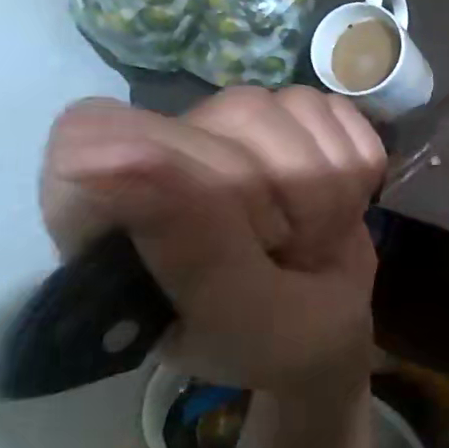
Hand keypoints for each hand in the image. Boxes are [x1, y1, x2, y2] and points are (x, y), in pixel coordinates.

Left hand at [39, 88, 385, 393]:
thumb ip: (187, 241)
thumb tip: (96, 153)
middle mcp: (155, 156)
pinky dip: (353, 164)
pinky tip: (334, 207)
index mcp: (105, 210)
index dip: (178, 173)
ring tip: (306, 240)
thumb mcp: (233, 312)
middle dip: (281, 199)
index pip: (104, 134)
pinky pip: (325, 106)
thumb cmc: (272, 341)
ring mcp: (220, 132)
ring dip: (323, 189)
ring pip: (274, 107)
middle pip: (220, 120)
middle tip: (282, 257)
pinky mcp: (280, 121)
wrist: (332, 331)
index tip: (225, 236)